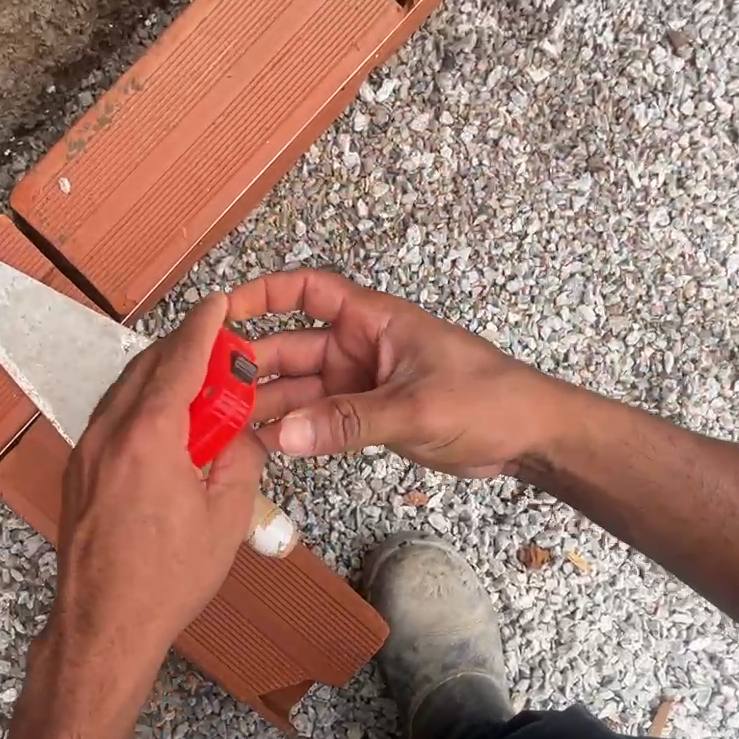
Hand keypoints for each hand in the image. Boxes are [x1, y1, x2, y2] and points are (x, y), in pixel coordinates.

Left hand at [45, 294, 266, 696]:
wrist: (105, 624)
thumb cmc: (166, 578)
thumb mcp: (226, 516)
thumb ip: (238, 460)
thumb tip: (239, 435)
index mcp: (149, 436)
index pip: (180, 360)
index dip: (203, 327)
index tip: (217, 305)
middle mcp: (109, 433)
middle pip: (146, 367)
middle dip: (183, 349)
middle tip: (218, 351)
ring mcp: (86, 452)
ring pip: (124, 390)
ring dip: (159, 377)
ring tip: (195, 387)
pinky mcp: (78, 472)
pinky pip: (111, 418)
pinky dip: (139, 405)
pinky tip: (163, 424)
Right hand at [227, 270, 561, 477]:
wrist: (528, 438)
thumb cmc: (489, 399)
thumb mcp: (416, 407)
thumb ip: (349, 422)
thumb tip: (285, 435)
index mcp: (372, 320)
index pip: (306, 291)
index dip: (262, 295)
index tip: (220, 312)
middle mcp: (357, 348)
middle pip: (288, 348)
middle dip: (250, 366)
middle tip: (210, 392)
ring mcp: (357, 385)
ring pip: (297, 390)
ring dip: (264, 406)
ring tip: (223, 426)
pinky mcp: (363, 418)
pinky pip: (316, 421)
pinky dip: (291, 433)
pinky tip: (260, 447)